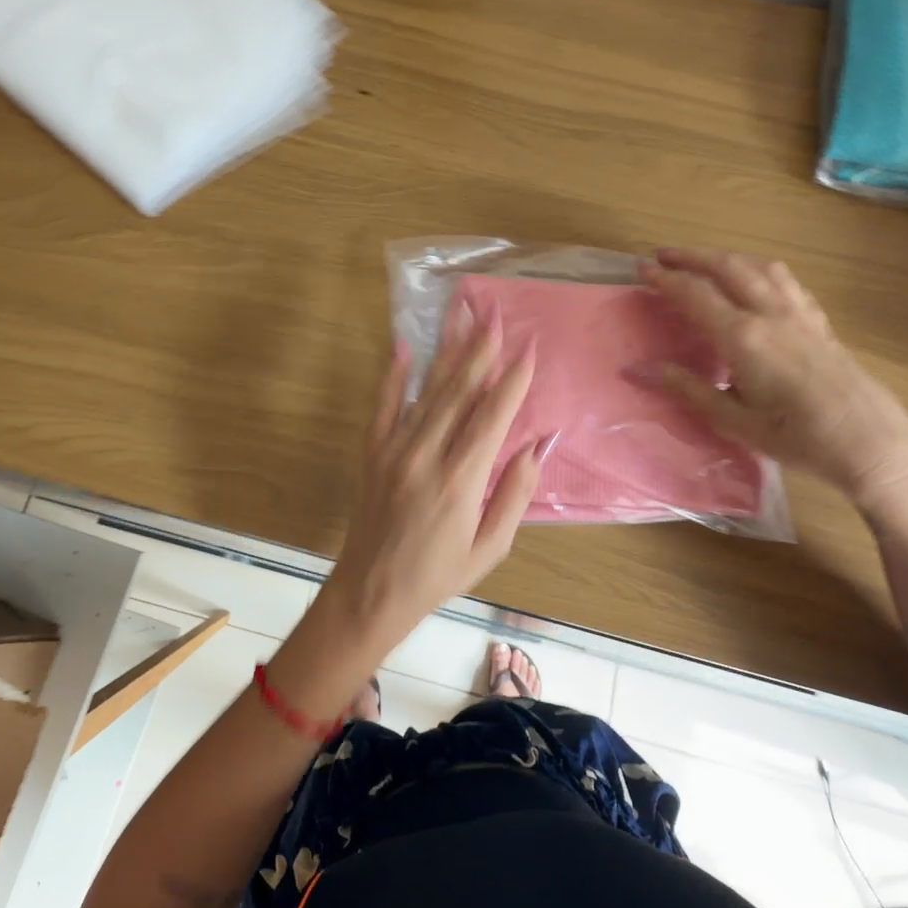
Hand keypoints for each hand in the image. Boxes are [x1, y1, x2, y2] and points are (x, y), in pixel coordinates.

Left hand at [326, 301, 543, 643]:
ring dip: (446, 353)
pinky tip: (403, 346)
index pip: (491, 417)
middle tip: (494, 314)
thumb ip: (514, 494)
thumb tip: (538, 446)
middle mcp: (425, 457)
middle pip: (457, 392)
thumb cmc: (437, 577)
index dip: (512, 380)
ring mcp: (393, 452)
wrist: (369, 593)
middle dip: (479, 350)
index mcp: (459, 482)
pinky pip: (384, 406)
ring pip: (426, 392)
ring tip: (461, 317)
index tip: (529, 348)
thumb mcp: (489, 548)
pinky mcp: (372, 454)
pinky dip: (394, 375)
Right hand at [638, 247, 907, 506]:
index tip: (641, 269)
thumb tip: (638, 369)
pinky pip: (786, 282)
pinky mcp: (820, 323)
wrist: (870, 443)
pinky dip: (761, 271)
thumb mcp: (733, 422)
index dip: (666, 279)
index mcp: (744, 338)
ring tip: (705, 262)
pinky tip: (757, 281)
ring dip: (727, 258)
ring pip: (761, 267)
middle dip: (693, 257)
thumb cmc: (796, 438)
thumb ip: (687, 388)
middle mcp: (772, 315)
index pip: (696, 295)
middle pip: (729, 268)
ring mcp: (800, 315)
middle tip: (664, 256)